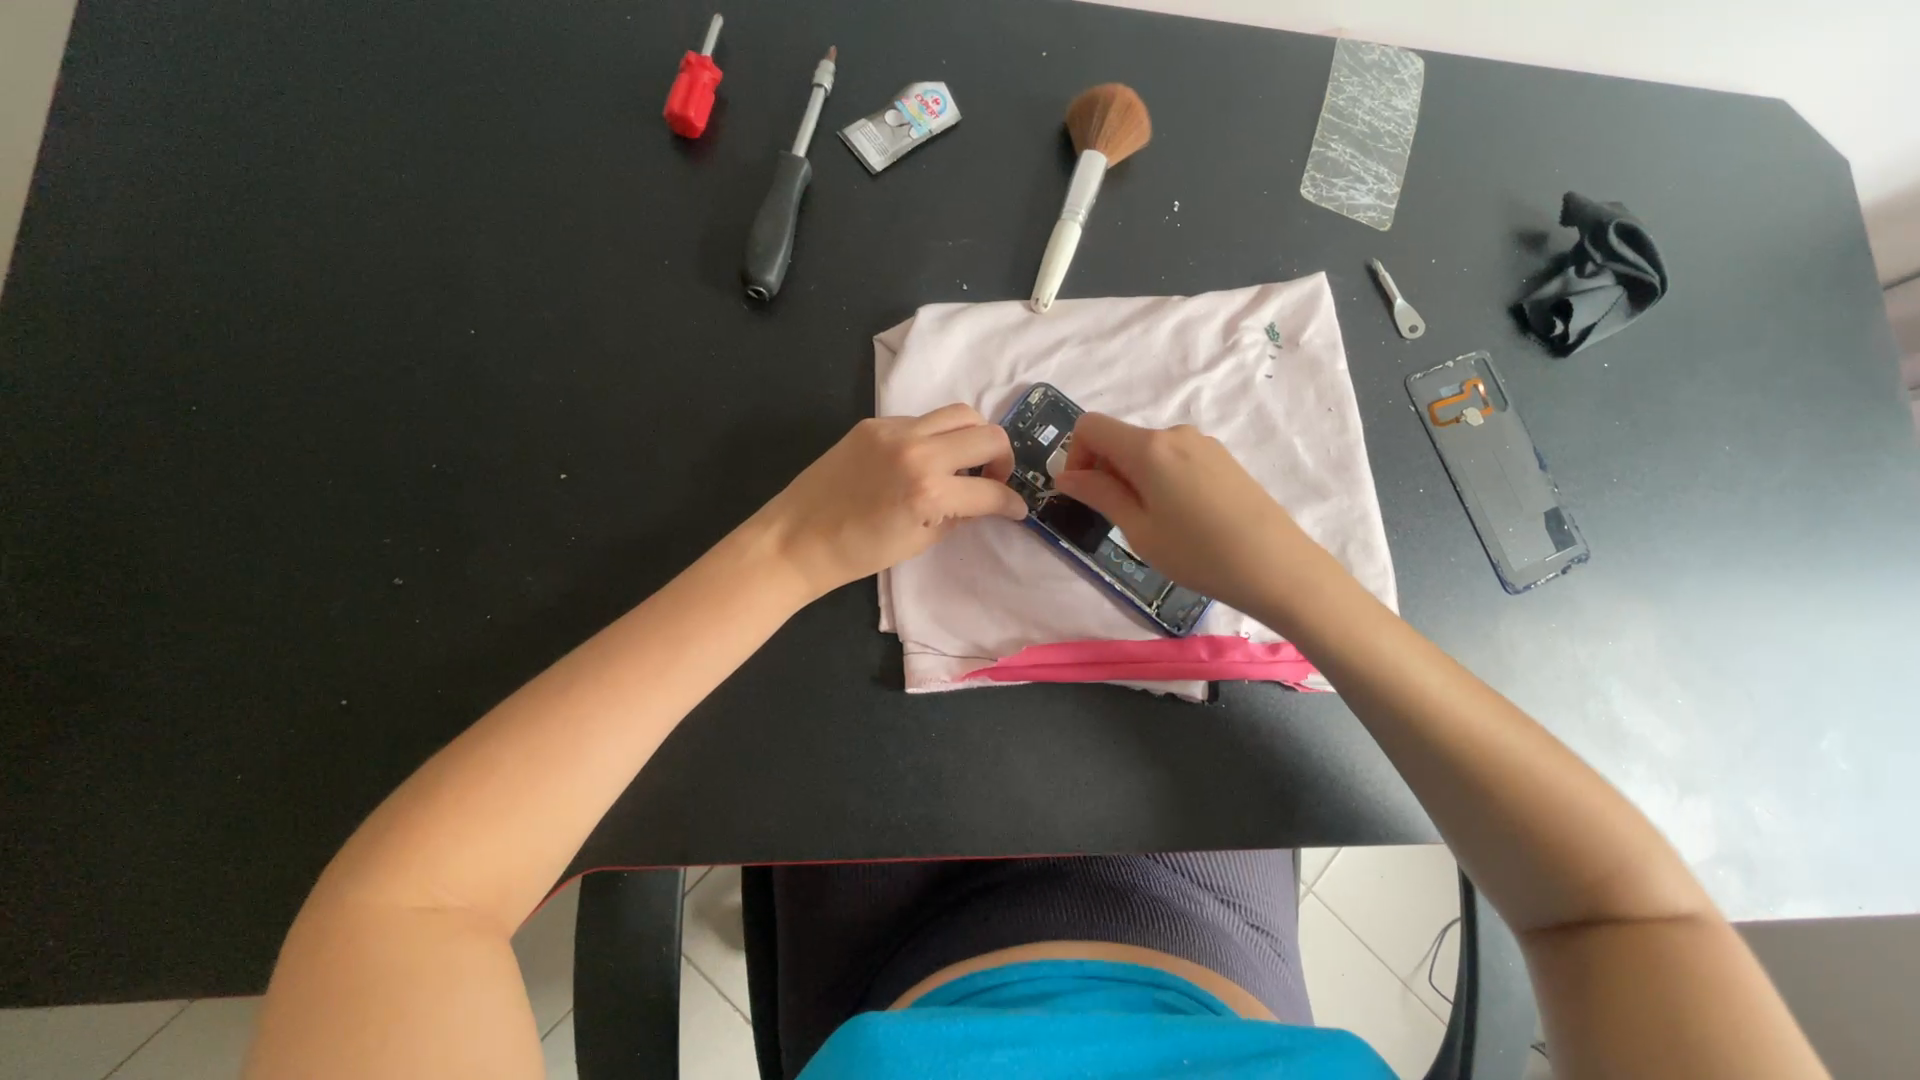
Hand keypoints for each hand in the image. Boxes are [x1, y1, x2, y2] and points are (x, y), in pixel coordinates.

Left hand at [755, 404, 1027, 597]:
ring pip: (958, 414)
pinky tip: (920, 460)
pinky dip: (933, 436)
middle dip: (1003, 459)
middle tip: (993, 479)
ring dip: (972, 437)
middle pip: (987, 434)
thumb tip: (980, 502)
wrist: (797, 538)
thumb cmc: (858, 553)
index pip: (991, 491)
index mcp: (930, 491)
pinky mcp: (873, 423)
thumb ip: (956, 515)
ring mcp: (894, 431)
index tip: (1016, 508)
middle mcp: (918, 451)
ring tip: (962, 462)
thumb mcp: (919, 541)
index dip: (1011, 503)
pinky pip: (920, 419)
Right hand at [1052, 413, 1316, 609]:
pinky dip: (1161, 480)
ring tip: (1154, 525)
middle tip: (1118, 520)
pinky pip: (1175, 460)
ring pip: (1148, 452)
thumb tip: (1065, 476)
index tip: (1085, 495)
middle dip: (1105, 471)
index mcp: (1147, 447)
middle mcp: (1174, 434)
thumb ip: (1100, 494)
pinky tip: (1182, 520)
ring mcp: (1203, 444)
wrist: (1276, 566)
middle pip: (1120, 438)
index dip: (1075, 456)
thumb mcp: (1139, 529)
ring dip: (1134, 479)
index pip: (1091, 426)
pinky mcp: (1223, 459)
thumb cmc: (1198, 553)